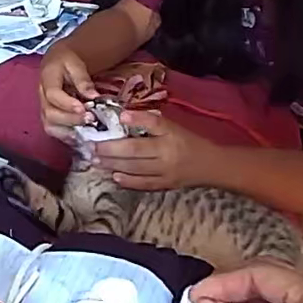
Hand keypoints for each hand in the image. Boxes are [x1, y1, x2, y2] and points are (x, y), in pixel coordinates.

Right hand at [37, 43, 97, 136]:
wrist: (56, 61)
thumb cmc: (67, 61)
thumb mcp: (76, 63)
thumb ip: (83, 80)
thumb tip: (93, 97)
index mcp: (47, 78)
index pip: (53, 95)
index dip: (67, 104)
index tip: (83, 108)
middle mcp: (41, 96)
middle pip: (50, 113)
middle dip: (71, 119)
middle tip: (90, 119)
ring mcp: (43, 108)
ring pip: (50, 126)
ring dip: (69, 131)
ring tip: (88, 129)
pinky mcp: (48, 116)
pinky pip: (54, 131)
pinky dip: (68, 136)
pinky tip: (82, 135)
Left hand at [89, 110, 219, 189]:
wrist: (211, 164)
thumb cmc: (189, 139)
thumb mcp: (173, 124)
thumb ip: (150, 120)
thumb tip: (124, 116)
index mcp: (170, 136)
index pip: (149, 126)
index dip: (133, 122)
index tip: (112, 120)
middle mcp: (166, 155)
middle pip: (135, 151)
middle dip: (110, 150)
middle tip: (91, 146)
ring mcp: (165, 173)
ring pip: (135, 168)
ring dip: (113, 165)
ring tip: (96, 160)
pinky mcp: (165, 186)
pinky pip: (143, 184)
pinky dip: (127, 181)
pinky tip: (114, 176)